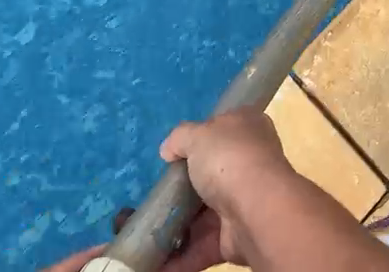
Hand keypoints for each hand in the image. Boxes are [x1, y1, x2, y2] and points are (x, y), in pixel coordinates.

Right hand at [41, 110, 302, 271]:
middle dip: (175, 199)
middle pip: (204, 182)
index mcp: (245, 129)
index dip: (197, 146)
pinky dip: (173, 259)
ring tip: (131, 239)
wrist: (257, 207)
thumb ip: (184, 136)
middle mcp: (246, 164)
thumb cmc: (230, 159)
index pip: (220, 133)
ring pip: (197, 220)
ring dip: (168, 233)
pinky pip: (198, 250)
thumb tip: (170, 145)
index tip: (170, 162)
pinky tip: (144, 263)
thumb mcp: (201, 135)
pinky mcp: (233, 240)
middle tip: (139, 210)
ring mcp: (240, 203)